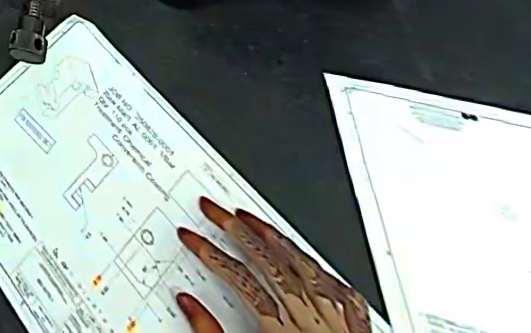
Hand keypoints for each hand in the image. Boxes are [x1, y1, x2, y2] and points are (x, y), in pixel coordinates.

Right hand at [174, 197, 370, 332]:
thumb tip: (187, 304)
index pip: (239, 280)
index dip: (210, 253)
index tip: (191, 237)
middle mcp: (314, 329)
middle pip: (271, 264)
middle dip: (237, 230)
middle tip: (213, 210)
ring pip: (307, 269)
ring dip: (276, 239)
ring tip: (251, 219)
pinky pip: (343, 294)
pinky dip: (320, 270)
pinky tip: (306, 259)